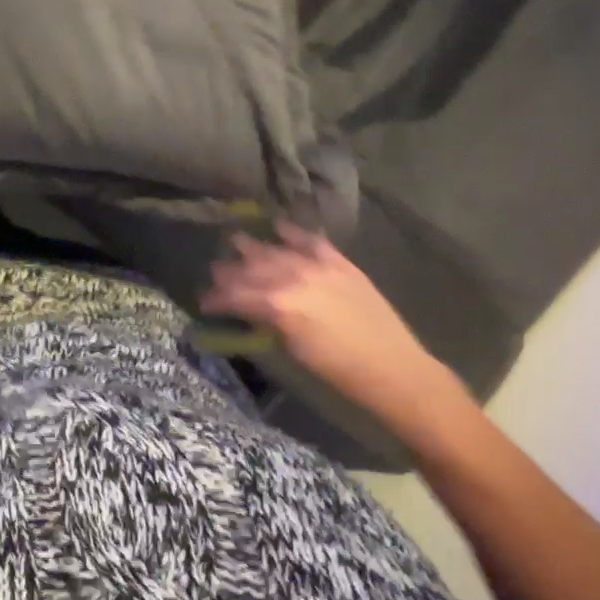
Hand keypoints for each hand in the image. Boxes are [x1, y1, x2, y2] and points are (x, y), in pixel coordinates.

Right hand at [202, 222, 461, 426]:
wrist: (395, 370)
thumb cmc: (340, 373)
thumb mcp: (294, 352)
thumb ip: (269, 325)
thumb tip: (250, 313)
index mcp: (279, 306)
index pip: (235, 295)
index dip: (216, 298)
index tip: (203, 301)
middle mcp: (294, 278)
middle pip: (252, 268)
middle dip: (230, 270)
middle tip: (215, 271)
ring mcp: (319, 267)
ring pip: (276, 251)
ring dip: (254, 248)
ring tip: (236, 242)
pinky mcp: (341, 264)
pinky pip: (311, 241)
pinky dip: (292, 233)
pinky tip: (278, 227)